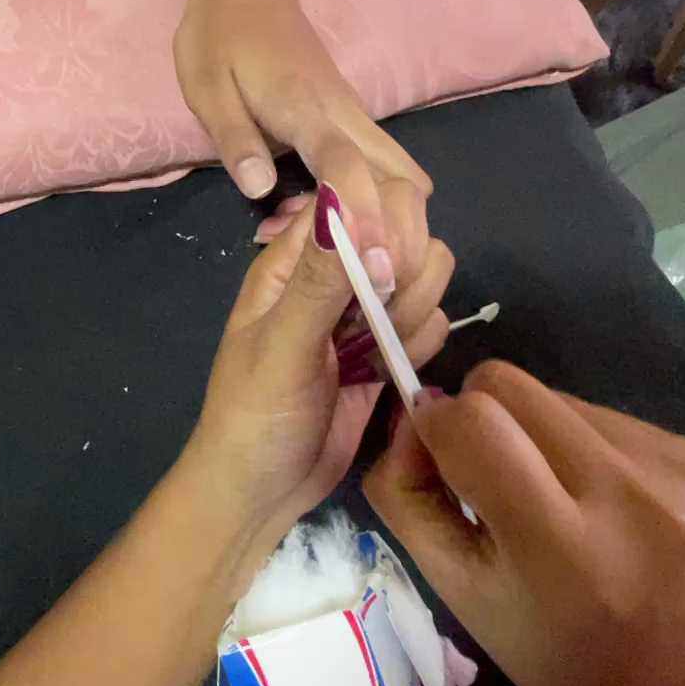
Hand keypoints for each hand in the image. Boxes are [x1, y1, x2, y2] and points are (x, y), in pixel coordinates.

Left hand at [174, 0, 430, 293]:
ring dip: (400, 227)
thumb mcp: (206, 87)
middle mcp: (346, 114)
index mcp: (304, 107)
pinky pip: (389, 171)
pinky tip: (351, 238)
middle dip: (400, 237)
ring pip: (405, 177)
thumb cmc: (219, 36)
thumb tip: (260, 189)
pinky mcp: (355, 121)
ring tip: (364, 275)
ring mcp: (357, 117)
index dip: (360, 214)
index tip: (369, 265)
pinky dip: (387, 209)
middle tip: (373, 290)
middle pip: (402, 180)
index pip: (345, 163)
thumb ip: (235, 138)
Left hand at [188, 182, 451, 537]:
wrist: (262, 491)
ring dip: (414, 309)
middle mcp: (332, 270)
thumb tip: (346, 200)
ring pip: (424, 270)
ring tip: (374, 353)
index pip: (357, 194)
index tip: (382, 275)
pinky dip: (421, 342)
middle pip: (403, 224)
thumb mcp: (281, 347)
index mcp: (294, 256)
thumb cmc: (254, 416)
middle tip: (378, 318)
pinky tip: (387, 374)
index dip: (383, 223)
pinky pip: (430, 319)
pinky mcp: (387, 344)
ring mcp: (362, 307)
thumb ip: (319, 280)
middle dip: (407, 268)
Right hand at [366, 361, 684, 685]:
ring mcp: (671, 471)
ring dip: (530, 428)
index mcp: (561, 548)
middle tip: (493, 473)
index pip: (472, 419)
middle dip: (478, 413)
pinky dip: (574, 439)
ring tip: (553, 492)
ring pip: (548, 390)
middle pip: (506, 383)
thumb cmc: (549, 642)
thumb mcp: (451, 585)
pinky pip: (593, 407)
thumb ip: (404, 491)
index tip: (442, 462)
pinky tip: (594, 494)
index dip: (437, 426)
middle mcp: (627, 498)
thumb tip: (414, 407)